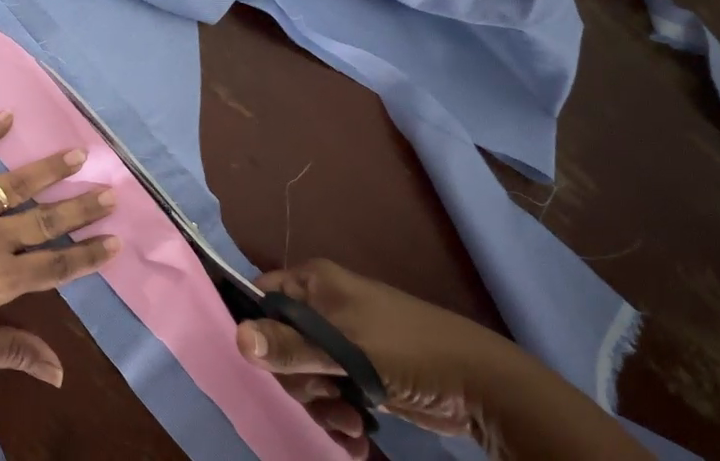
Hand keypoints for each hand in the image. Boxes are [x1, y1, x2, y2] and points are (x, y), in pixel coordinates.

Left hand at [0, 112, 119, 385]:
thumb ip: (11, 352)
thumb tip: (59, 372)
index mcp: (2, 279)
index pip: (56, 266)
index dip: (88, 255)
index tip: (116, 240)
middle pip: (46, 220)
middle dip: (81, 206)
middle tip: (111, 191)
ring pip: (16, 183)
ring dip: (49, 168)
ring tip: (77, 152)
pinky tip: (7, 115)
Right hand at [235, 259, 521, 458]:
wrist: (483, 386)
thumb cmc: (410, 350)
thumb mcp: (347, 349)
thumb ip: (290, 346)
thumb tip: (237, 339)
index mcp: (312, 284)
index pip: (259, 299)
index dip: (254, 332)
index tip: (266, 365)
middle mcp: (320, 308)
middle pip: (278, 346)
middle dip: (299, 383)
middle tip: (324, 397)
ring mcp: (339, 342)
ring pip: (302, 376)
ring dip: (321, 407)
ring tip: (350, 424)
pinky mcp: (357, 373)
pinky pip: (327, 393)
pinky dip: (337, 416)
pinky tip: (356, 435)